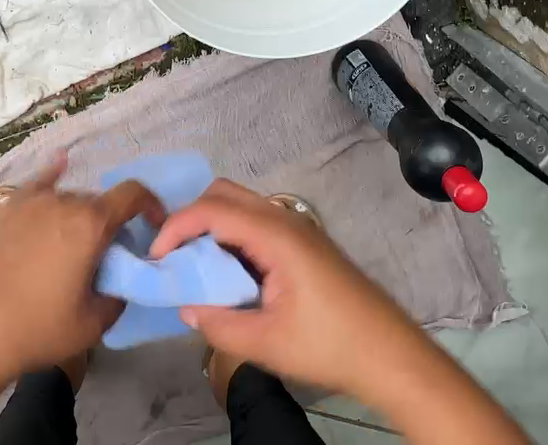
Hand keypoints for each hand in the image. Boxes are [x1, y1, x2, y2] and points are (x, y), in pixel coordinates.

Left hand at [0, 156, 162, 408]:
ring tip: (68, 250)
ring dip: (77, 217)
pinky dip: (50, 176)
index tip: (154, 226)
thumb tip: (119, 279)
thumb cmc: (34, 330)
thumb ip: (118, 295)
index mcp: (89, 223)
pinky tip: (58, 165)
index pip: (132, 195)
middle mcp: (61, 200)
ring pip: (66, 199)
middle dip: (108, 223)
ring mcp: (26, 201)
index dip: (151, 205)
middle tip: (104, 258)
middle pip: (97, 202)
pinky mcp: (0, 210)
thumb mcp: (91, 326)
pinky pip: (35, 186)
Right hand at [148, 179, 432, 398]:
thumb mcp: (266, 344)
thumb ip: (219, 325)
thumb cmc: (330, 345)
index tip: (156, 256)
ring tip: (193, 263)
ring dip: (212, 224)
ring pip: (241, 204)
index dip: (177, 227)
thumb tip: (186, 307)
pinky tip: (227, 270)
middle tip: (172, 254)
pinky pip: (256, 220)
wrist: (390, 353)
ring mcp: (297, 227)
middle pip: (225, 193)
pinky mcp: (304, 241)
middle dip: (191, 217)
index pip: (213, 210)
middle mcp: (285, 219)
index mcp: (276, 235)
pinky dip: (231, 233)